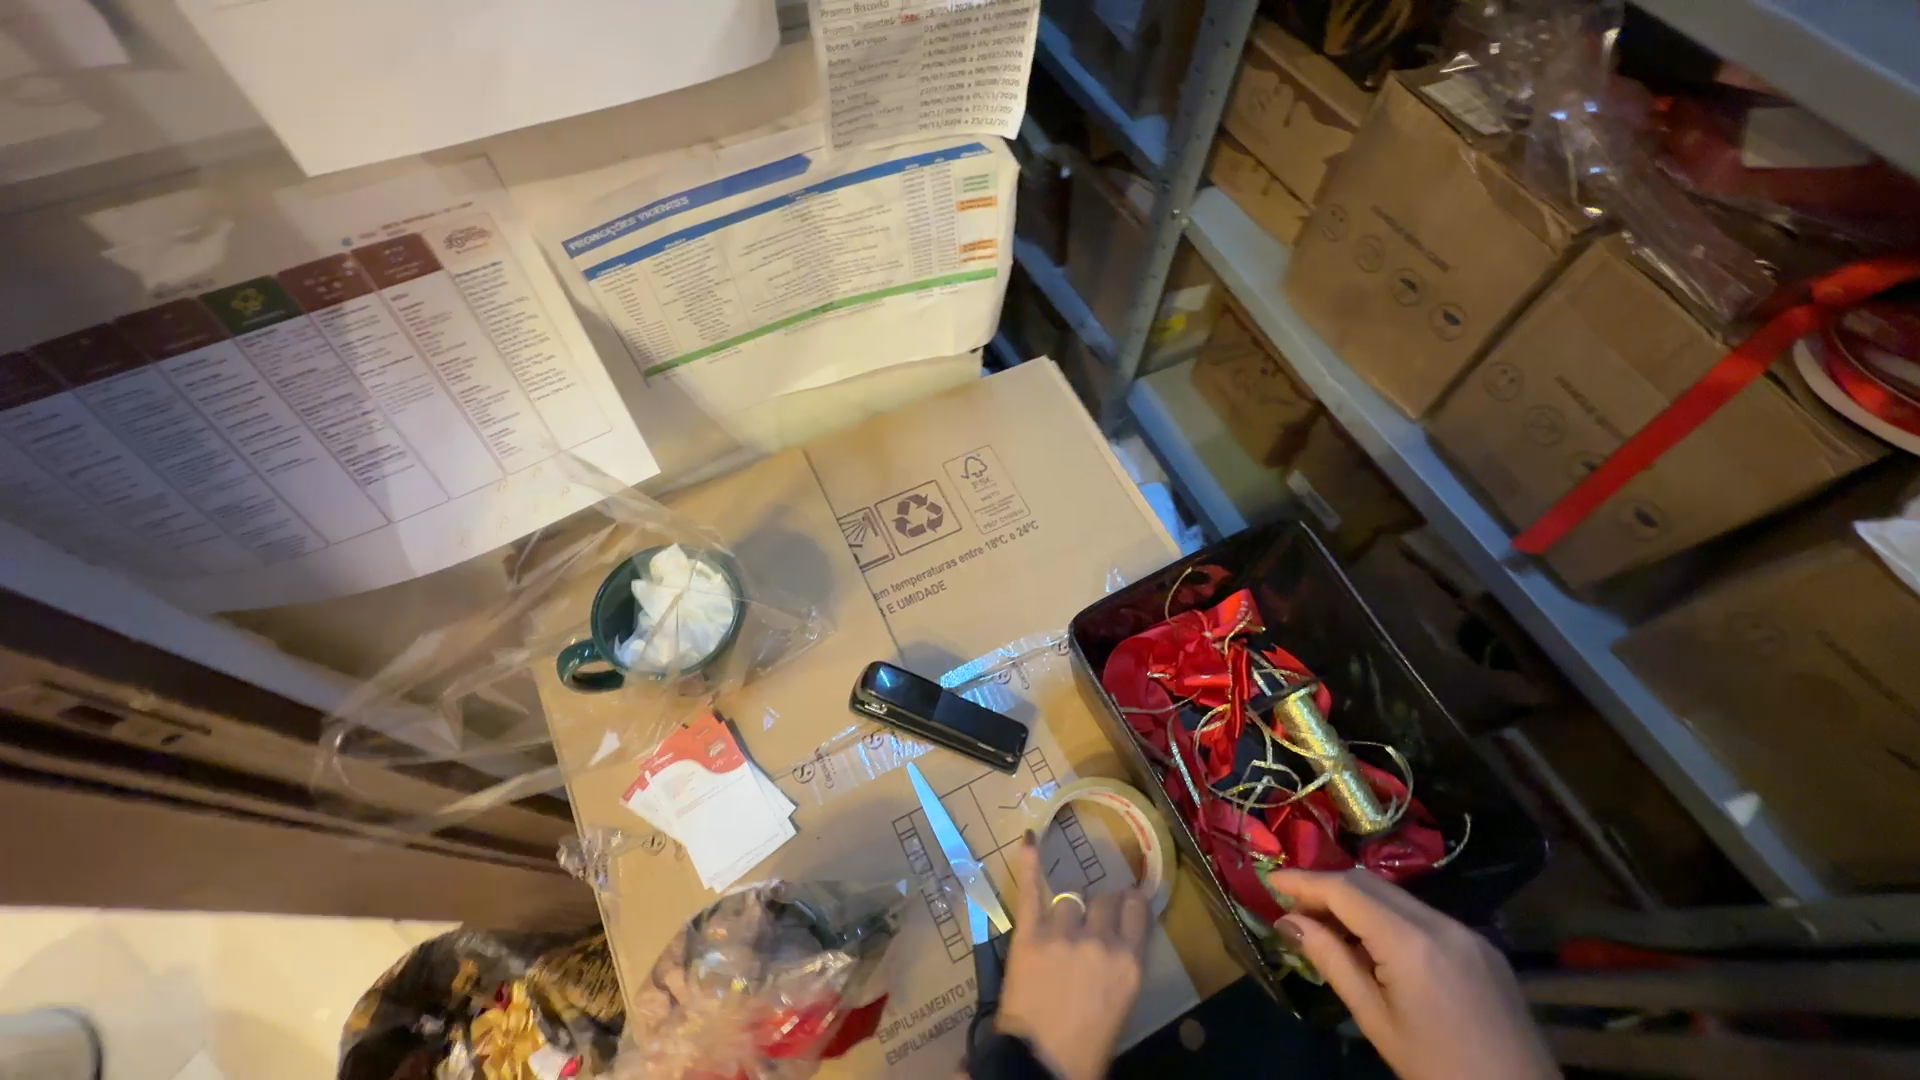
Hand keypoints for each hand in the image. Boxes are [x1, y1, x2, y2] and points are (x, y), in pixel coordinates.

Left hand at [993, 835, 1150, 1079]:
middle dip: (1100, 907)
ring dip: (1067, 909)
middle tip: (1093, 918)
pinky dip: (1029, 864)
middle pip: (1104, 901)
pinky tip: (1029, 839)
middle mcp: (1100, 940)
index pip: (1136, 910)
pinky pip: (1031, 891)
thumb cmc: (1087, 1049)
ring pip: (1069, 899)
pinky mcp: (1029, 934)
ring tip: (1061, 924)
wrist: (1041, 1065)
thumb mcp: (1122, 1007)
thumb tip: (1116, 941)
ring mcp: (1062, 933)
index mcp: (1129, 962)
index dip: (1129, 903)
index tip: (1127, 900)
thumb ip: (1120, 966)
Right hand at [1266, 868, 1557, 1079]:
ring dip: (1356, 901)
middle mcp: (1440, 922)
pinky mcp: (1481, 946)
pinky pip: (1422, 915)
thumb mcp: (1375, 1020)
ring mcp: (1466, 931)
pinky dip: (1387, 916)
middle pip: (1369, 884)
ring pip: (1395, 896)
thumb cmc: (1439, 1070)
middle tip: (1292, 906)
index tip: (1269, 881)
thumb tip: (1289, 923)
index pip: (1345, 890)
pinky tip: (1373, 943)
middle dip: (1326, 887)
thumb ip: (1332, 961)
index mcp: (1411, 941)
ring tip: (1325, 924)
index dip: (1303, 881)